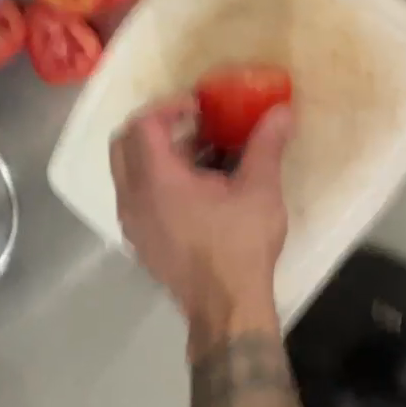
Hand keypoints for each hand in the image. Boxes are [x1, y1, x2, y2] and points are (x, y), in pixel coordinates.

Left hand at [110, 96, 292, 328]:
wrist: (225, 302)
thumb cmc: (241, 241)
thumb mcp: (261, 188)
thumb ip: (266, 145)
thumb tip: (281, 110)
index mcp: (156, 182)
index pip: (142, 126)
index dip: (170, 106)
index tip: (203, 104)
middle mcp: (132, 198)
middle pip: (124, 145)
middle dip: (158, 125)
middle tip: (199, 120)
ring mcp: (132, 221)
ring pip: (130, 171)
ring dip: (162, 151)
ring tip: (209, 151)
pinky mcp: (141, 237)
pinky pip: (139, 193)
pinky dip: (163, 176)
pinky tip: (205, 186)